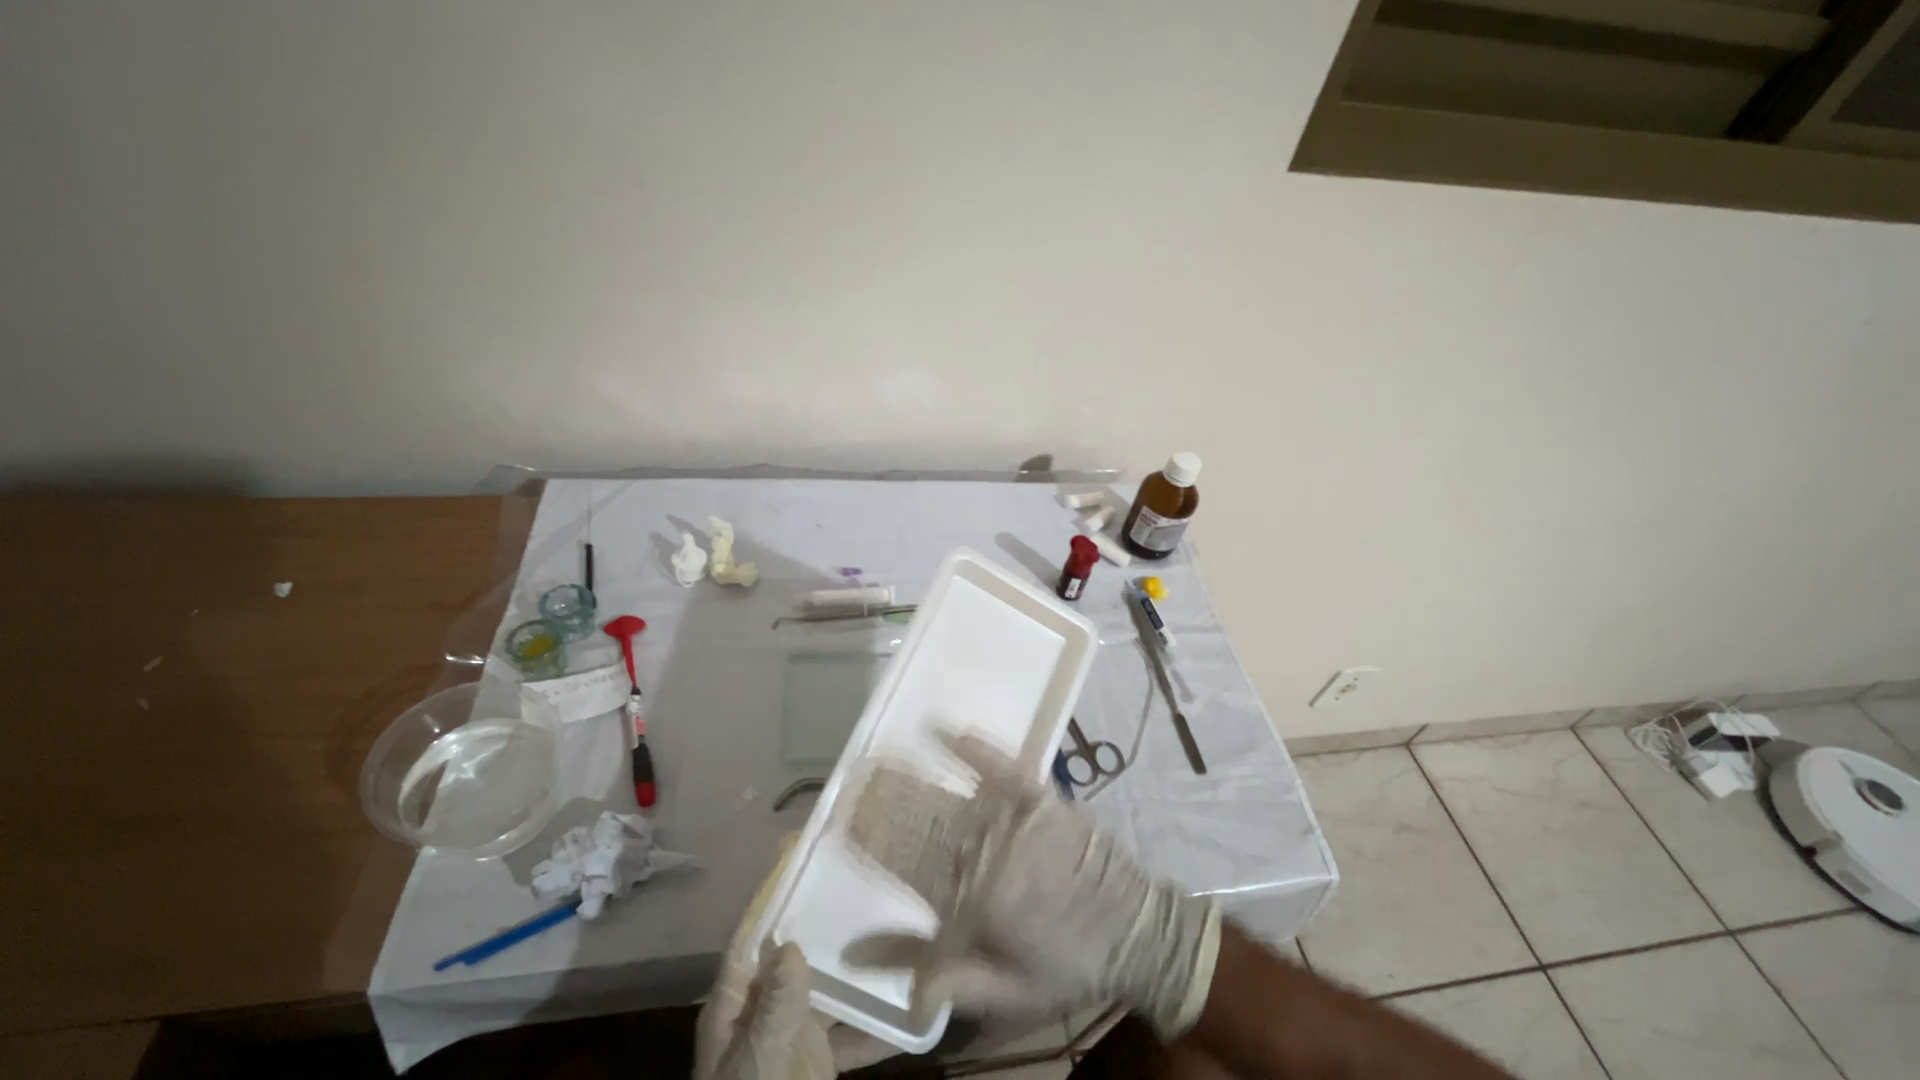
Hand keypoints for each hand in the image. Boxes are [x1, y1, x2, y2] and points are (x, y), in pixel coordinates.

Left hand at [697, 839, 897, 1079]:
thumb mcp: (760, 1059)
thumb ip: (776, 1007)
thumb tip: (793, 946)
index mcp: (736, 1004)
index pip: (752, 937)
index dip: (770, 897)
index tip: (799, 855)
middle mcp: (765, 1010)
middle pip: (796, 956)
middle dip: (827, 924)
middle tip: (869, 884)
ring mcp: (794, 1035)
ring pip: (830, 990)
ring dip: (860, 969)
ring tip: (903, 932)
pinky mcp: (820, 1060)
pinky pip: (854, 1034)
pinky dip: (881, 1023)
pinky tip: (918, 1004)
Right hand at [843, 732, 1219, 1037]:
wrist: (1143, 937)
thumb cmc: (1066, 969)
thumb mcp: (999, 990)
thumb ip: (933, 972)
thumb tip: (860, 956)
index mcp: (974, 901)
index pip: (906, 864)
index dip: (869, 841)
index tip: (838, 821)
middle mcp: (990, 853)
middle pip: (924, 824)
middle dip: (882, 803)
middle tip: (850, 781)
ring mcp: (1020, 821)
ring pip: (953, 796)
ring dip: (912, 778)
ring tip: (878, 760)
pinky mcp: (1046, 801)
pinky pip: (1005, 767)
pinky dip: (976, 748)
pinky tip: (947, 728)